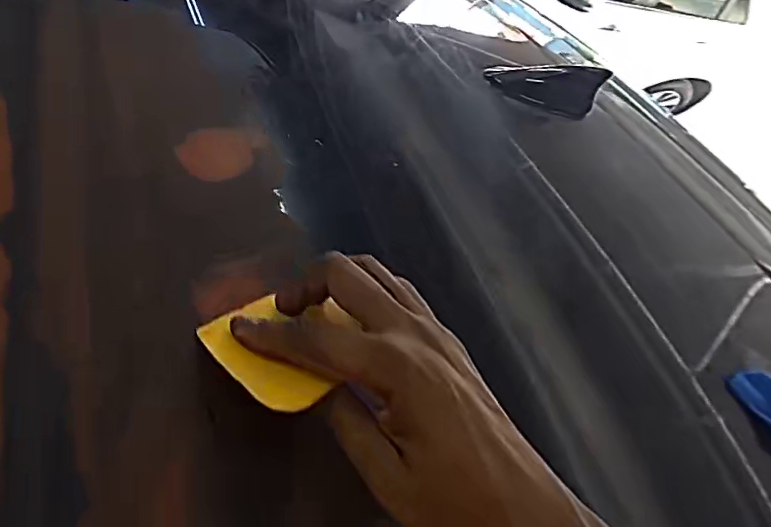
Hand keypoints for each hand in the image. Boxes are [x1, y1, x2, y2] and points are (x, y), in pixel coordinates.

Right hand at [233, 253, 595, 526]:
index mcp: (394, 366)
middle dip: (303, 283)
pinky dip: (366, 286)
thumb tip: (313, 380)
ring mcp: (433, 327)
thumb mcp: (388, 479)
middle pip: (344, 273)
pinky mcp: (446, 335)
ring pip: (373, 269)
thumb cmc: (458, 505)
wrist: (531, 513)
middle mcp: (411, 331)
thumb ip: (343, 418)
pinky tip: (357, 316)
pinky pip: (397, 288)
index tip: (239, 327)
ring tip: (314, 306)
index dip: (272, 332)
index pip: (317, 336)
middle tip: (280, 311)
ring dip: (335, 277)